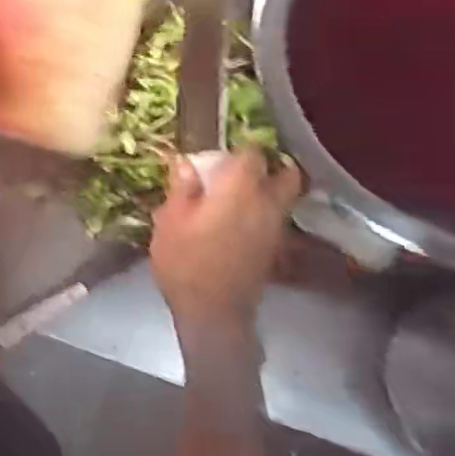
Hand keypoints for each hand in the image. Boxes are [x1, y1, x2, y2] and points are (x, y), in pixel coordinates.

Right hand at [150, 151, 302, 343]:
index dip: (238, 148)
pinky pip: (277, 214)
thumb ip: (182, 189)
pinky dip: (265, 207)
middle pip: (285, 174)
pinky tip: (239, 216)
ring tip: (239, 189)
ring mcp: (276, 227)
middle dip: (268, 164)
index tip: (220, 149)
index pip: (252, 156)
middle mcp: (267, 205)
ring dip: (269, 186)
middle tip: (240, 166)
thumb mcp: (169, 221)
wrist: (213, 308)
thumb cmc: (184, 261)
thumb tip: (185, 162)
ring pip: (285, 195)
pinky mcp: (276, 245)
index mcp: (238, 193)